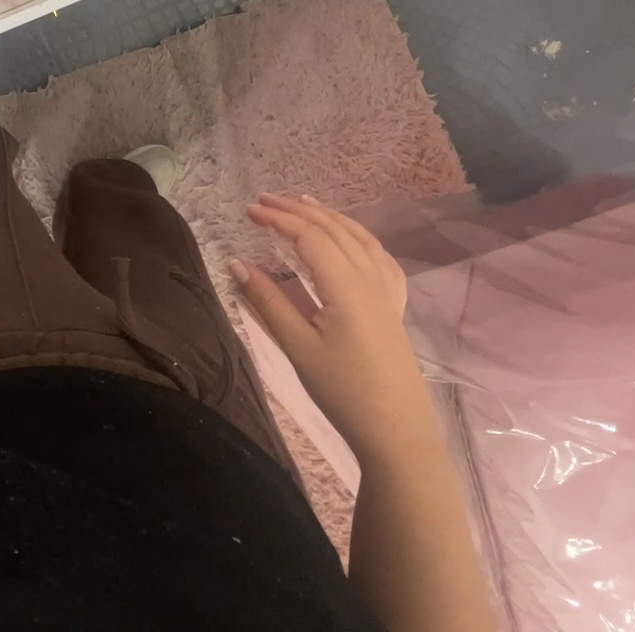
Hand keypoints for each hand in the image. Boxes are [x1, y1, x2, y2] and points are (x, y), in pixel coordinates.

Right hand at [231, 193, 436, 466]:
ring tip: (304, 203)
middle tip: (264, 200)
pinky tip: (351, 238)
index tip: (249, 211)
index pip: (310, 237)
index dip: (279, 219)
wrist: (398, 433)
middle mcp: (371, 281)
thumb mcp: (298, 347)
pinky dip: (360, 238)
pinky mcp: (394, 308)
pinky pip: (380, 258)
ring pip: (360, 239)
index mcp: (347, 288)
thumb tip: (237, 263)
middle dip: (298, 211)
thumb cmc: (343, 391)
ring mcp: (387, 294)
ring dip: (330, 217)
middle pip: (335, 231)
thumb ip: (268, 301)